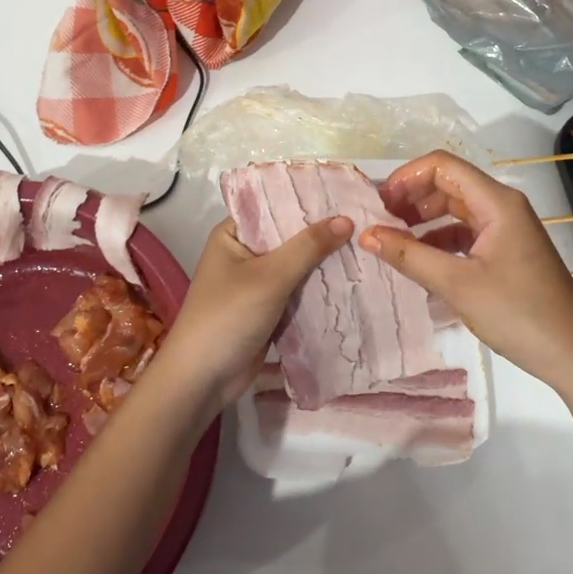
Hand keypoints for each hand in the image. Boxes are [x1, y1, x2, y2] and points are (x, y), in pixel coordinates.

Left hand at [149, 216, 351, 415]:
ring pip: (297, 266)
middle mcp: (244, 253)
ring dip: (324, 264)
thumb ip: (308, 247)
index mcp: (233, 234)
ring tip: (369, 248)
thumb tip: (346, 219)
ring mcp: (256, 283)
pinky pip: (299, 293)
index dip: (307, 200)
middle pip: (289, 237)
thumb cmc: (228, 317)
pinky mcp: (268, 310)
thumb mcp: (269, 277)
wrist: (203, 379)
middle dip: (323, 234)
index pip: (274, 206)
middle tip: (368, 222)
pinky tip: (354, 281)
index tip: (347, 194)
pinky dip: (320, 290)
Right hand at [361, 151, 572, 380]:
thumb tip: (365, 234)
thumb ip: (409, 255)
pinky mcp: (507, 252)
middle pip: (447, 184)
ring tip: (392, 241)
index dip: (406, 177)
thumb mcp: (457, 284)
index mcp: (497, 202)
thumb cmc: (519, 314)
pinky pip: (465, 233)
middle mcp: (503, 207)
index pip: (442, 165)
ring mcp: (506, 230)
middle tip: (379, 223)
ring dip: (422, 219)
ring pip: (455, 209)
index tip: (378, 204)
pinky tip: (419, 261)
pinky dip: (438, 240)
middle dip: (410, 197)